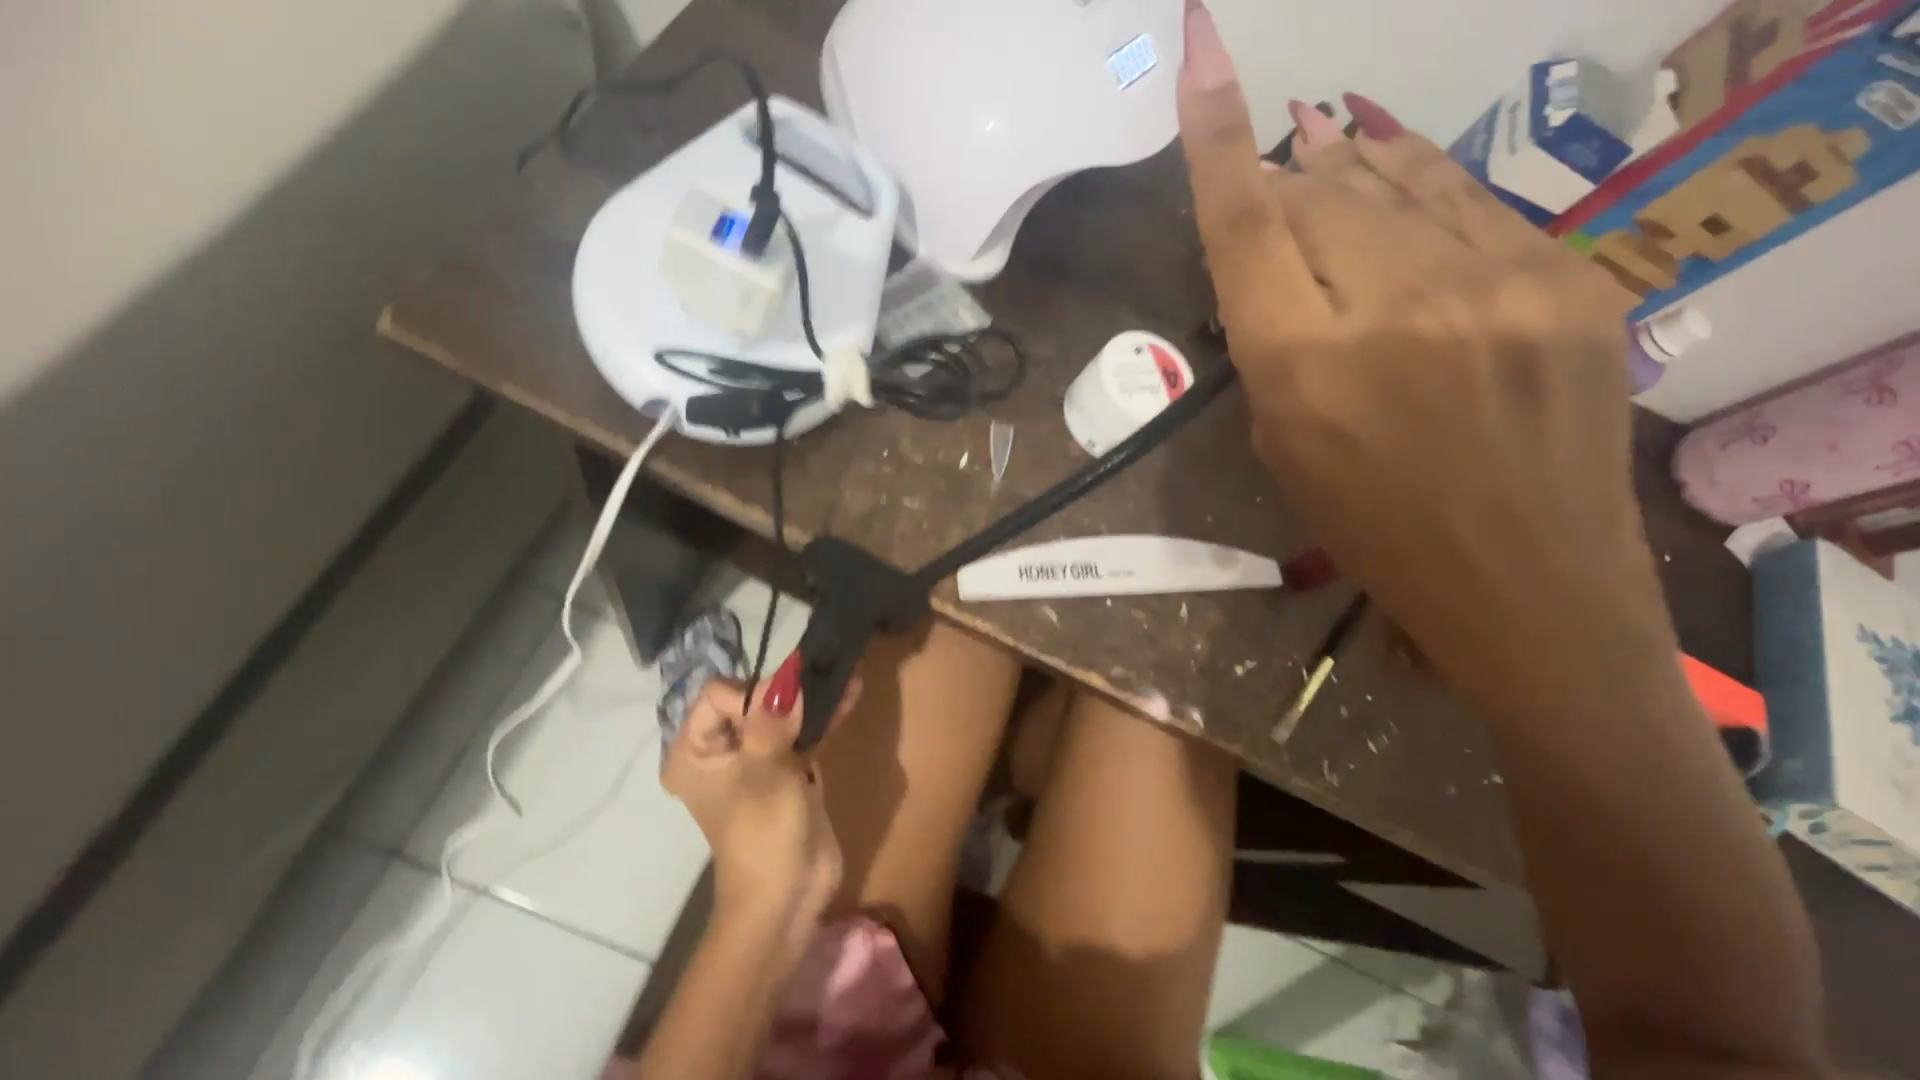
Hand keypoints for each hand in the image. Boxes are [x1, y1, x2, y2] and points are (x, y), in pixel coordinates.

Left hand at [662, 673, 860, 949]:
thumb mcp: (766, 771)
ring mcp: (755, 761)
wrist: (787, 897)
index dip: (752, 693)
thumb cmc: (763, 833)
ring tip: (843, 668)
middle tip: (820, 674)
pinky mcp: (787, 772)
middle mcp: (719, 750)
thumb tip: (789, 674)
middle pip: (749, 699)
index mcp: (693, 752)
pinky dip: (821, 716)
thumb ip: (774, 719)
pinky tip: (849, 689)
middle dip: (784, 686)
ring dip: (808, 696)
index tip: (784, 708)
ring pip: (779, 714)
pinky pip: (800, 733)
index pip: (718, 696)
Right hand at [1176, 1, 1673, 707]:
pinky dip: (1426, 194)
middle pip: (1321, 192)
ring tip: (1331, 158)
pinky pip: (1473, 208)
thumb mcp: (1287, 447)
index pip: (1248, 223)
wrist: (1530, 584)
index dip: (1217, 134)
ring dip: (1353, 176)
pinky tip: (1404, 191)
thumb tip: (1277, 249)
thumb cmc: (1378, 533)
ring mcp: (1499, 285)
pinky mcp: (1573, 279)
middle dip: (1289, 183)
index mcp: (1307, 369)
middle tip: (1279, 193)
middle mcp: (1398, 308)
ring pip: (1399, 184)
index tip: (1201, 47)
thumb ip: (1272, 340)